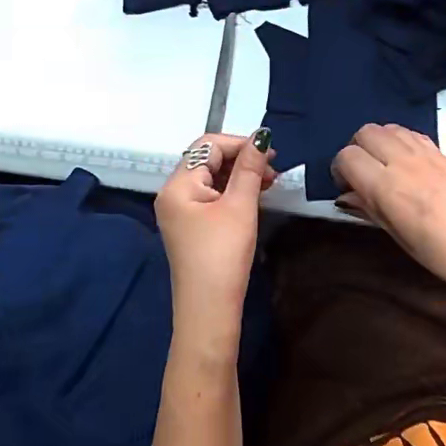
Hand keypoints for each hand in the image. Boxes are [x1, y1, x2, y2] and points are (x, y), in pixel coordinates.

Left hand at [155, 133, 275, 313]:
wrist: (208, 308)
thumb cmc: (223, 255)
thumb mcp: (240, 207)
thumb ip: (250, 169)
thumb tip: (261, 136)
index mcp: (177, 185)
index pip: (208, 145)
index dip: (240, 143)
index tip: (272, 154)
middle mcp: (171, 193)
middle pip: (206, 159)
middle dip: (240, 159)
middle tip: (273, 171)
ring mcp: (178, 211)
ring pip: (210, 178)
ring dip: (238, 175)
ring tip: (268, 183)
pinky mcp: (188, 226)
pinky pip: (209, 196)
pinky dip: (231, 191)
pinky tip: (252, 197)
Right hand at [332, 124, 445, 290]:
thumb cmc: (435, 251)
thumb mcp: (393, 233)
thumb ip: (366, 207)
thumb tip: (346, 195)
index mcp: (387, 187)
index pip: (348, 156)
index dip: (340, 169)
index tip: (345, 186)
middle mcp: (404, 163)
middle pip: (366, 133)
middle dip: (356, 149)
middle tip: (361, 172)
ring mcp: (425, 155)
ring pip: (388, 128)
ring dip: (378, 142)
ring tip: (382, 165)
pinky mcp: (442, 154)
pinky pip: (411, 134)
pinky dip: (399, 141)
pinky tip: (403, 163)